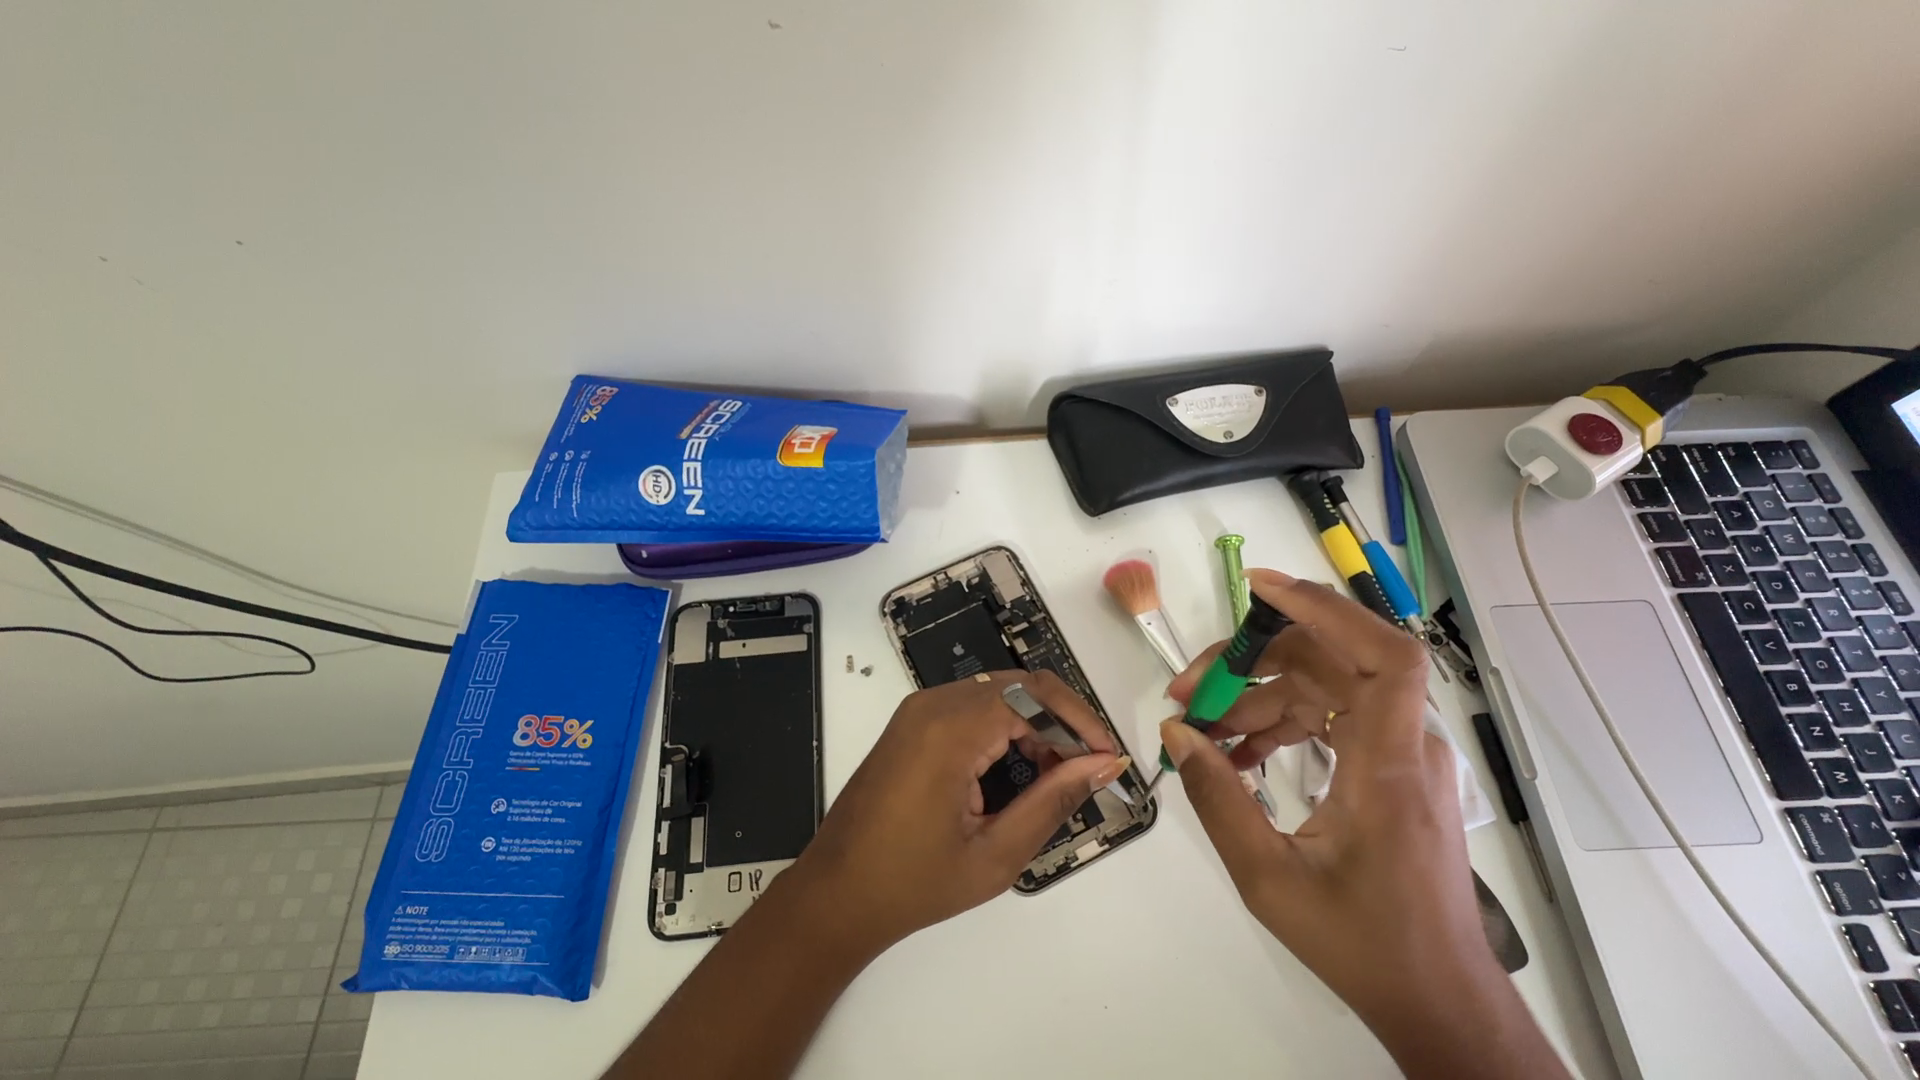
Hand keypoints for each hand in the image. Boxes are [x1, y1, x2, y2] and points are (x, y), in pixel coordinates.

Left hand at [786, 670, 1128, 953]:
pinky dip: (1005, 727)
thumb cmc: (913, 884)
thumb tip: (1102, 764)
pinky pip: (971, 707)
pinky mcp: (911, 725)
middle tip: (1087, 770)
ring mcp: (916, 712)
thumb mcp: (995, 853)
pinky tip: (1019, 770)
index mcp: (949, 730)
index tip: (1108, 760)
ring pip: (996, 693)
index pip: (1034, 695)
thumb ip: (1053, 800)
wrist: (835, 895)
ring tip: (1056, 775)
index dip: (1080, 721)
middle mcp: (931, 705)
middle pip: (1018, 686)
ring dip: (1035, 724)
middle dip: (1061, 721)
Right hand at [1163, 570, 1565, 1077]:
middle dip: (1255, 663)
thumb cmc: (1360, 941)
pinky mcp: (1392, 772)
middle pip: (1333, 664)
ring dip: (1259, 698)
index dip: (1324, 608)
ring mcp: (1402, 758)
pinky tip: (1238, 754)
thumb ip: (1218, 797)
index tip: (1260, 588)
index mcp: (1389, 766)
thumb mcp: (1268, 876)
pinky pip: (1332, 722)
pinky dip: (1283, 726)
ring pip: (1326, 691)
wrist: (1435, 995)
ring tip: (1201, 729)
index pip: (1381, 655)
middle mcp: (1405, 746)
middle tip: (1189, 688)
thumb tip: (1177, 734)